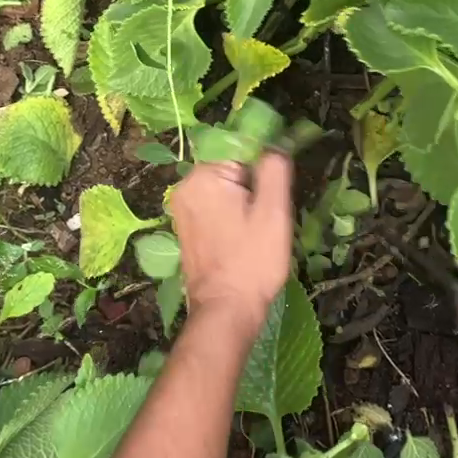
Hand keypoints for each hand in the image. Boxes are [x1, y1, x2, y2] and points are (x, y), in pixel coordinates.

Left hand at [169, 153, 293, 334]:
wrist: (226, 310)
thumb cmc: (253, 260)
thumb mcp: (274, 210)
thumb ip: (274, 168)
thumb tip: (274, 147)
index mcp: (204, 176)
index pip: (244, 152)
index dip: (264, 174)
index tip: (272, 201)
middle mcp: (186, 186)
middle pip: (234, 170)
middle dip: (255, 189)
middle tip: (266, 220)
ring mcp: (182, 208)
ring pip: (227, 190)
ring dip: (245, 205)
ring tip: (255, 233)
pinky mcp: (186, 228)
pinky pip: (216, 207)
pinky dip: (232, 218)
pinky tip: (242, 240)